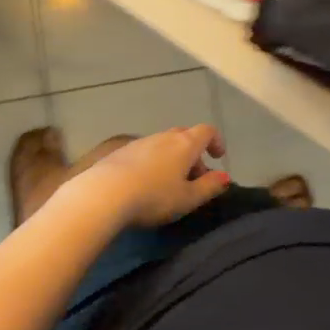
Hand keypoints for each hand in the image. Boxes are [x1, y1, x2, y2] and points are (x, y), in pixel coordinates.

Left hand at [68, 125, 231, 227]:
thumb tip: (225, 177)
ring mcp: (140, 142)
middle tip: (194, 178)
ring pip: (164, 144)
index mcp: (184, 144)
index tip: (218, 158)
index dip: (216, 141)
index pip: (206, 131)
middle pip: (185, 136)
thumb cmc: (154, 197)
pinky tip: (145, 183)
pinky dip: (153, 162)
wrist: (104, 193)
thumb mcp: (187, 198)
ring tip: (169, 184)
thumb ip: (209, 187)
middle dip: (194, 153)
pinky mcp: (120, 151)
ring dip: (173, 158)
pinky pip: (145, 152)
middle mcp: (163, 137)